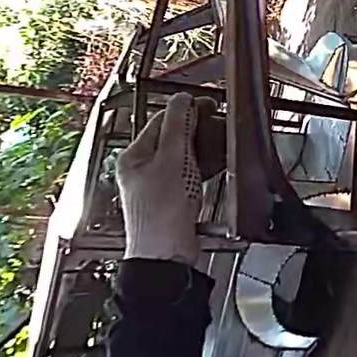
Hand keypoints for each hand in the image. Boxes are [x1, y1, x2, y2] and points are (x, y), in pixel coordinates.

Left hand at [117, 92, 211, 263]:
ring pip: (183, 154)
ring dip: (203, 145)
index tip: (210, 104)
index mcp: (134, 156)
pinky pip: (190, 172)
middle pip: (173, 136)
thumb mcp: (173, 160)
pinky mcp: (173, 198)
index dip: (187, 109)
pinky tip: (218, 163)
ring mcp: (157, 184)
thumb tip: (182, 100)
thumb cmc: (163, 213)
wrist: (167, 256)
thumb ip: (178, 126)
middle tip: (218, 121)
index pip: (162, 120)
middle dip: (197, 127)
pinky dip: (204, 164)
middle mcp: (142, 169)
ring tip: (222, 140)